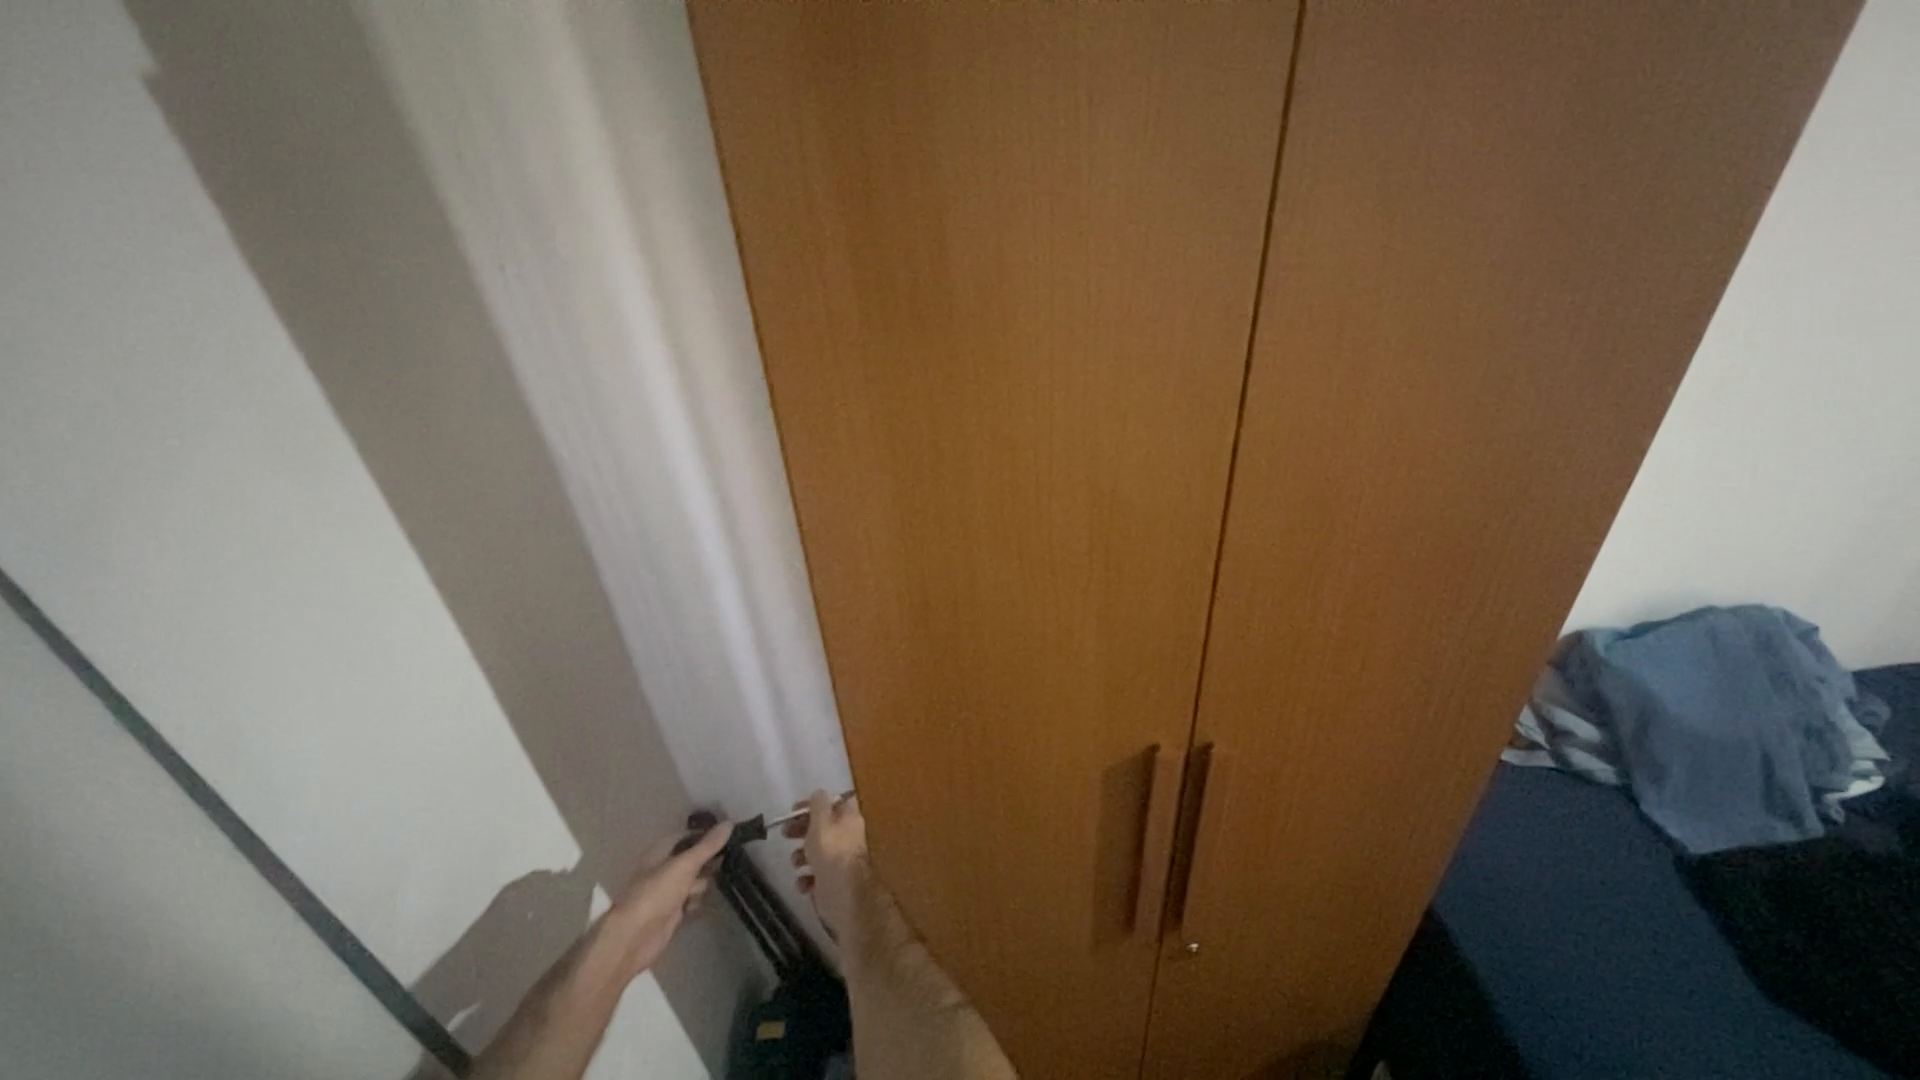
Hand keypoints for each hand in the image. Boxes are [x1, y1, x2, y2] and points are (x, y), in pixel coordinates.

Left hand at [605, 821, 731, 976]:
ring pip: (695, 881)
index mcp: (661, 852)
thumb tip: (729, 823)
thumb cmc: (656, 893)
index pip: (686, 836)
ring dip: (700, 885)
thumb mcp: (685, 865)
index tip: (729, 834)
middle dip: (707, 862)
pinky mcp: (673, 912)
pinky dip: (695, 903)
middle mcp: (664, 869)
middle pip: (693, 859)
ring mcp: (668, 892)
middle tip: (725, 861)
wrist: (635, 937)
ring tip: (695, 892)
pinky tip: (693, 906)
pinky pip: (691, 901)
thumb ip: (708, 846)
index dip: (705, 834)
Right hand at [785, 790, 866, 937]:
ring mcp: (839, 861)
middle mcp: (846, 838)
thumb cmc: (831, 851)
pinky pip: (814, 876)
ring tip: (796, 862)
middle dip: (801, 830)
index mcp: (848, 820)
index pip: (832, 804)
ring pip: (815, 852)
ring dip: (801, 856)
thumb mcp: (821, 821)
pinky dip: (806, 879)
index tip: (793, 810)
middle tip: (785, 833)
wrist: (842, 893)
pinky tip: (804, 883)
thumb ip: (818, 805)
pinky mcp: (831, 882)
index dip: (813, 805)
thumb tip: (818, 792)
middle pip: (821, 828)